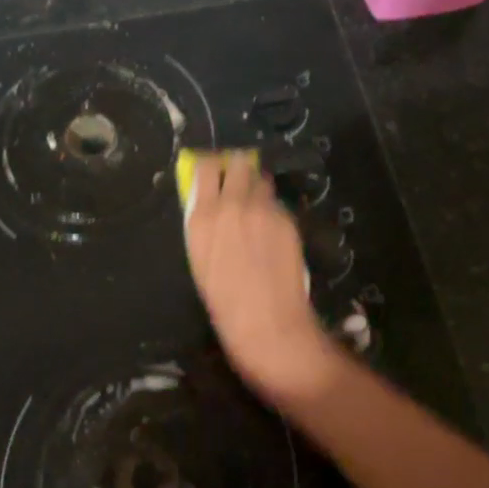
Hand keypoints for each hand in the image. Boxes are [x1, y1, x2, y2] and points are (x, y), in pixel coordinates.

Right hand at [184, 152, 336, 399]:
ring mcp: (263, 209)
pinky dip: (272, 209)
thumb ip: (205, 224)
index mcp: (203, 216)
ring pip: (261, 179)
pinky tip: (272, 231)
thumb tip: (208, 201)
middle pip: (238, 163)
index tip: (213, 173)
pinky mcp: (287, 218)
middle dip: (238, 169)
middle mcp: (232, 204)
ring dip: (257, 186)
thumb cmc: (225, 302)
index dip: (211, 166)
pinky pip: (277, 203)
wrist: (268, 324)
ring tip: (257, 208)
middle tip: (238, 184)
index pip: (205, 167)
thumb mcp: (201, 259)